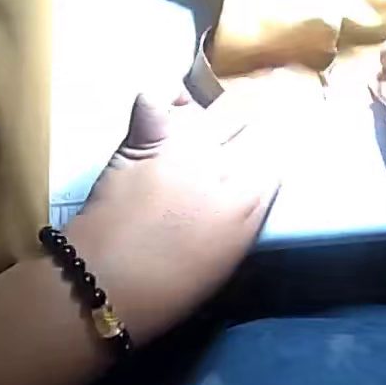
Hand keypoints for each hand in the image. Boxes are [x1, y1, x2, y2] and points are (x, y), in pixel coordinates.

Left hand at [62, 76, 314, 343]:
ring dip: (220, 113)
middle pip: (254, 126)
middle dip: (258, 120)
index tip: (268, 149)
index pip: (276, 155)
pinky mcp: (146, 140)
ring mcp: (187, 149)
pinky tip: (173, 101)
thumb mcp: (229, 256)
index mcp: (251, 203)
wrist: (110, 284)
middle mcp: (227, 167)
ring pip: (218, 111)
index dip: (272, 149)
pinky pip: (158, 98)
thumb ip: (245, 215)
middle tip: (254, 121)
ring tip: (215, 117)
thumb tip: (248, 187)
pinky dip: (166, 96)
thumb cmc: (173, 288)